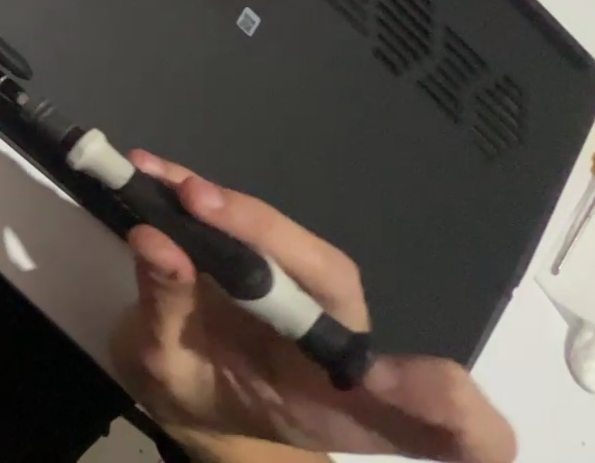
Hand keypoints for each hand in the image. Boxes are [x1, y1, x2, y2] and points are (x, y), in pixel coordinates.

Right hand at [112, 152, 516, 462]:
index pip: (440, 423)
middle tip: (197, 202)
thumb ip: (167, 311)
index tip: (391, 381)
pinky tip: (155, 169)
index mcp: (337, 406)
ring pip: (289, 241)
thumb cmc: (191, 392)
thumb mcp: (165, 372)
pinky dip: (197, 189)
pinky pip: (243, 218)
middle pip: (331, 279)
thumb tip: (154, 238)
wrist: (185, 380)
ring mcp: (304, 291)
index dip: (436, 403)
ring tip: (165, 181)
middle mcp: (337, 342)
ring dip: (230, 207)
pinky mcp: (269, 254)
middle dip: (269, 236)